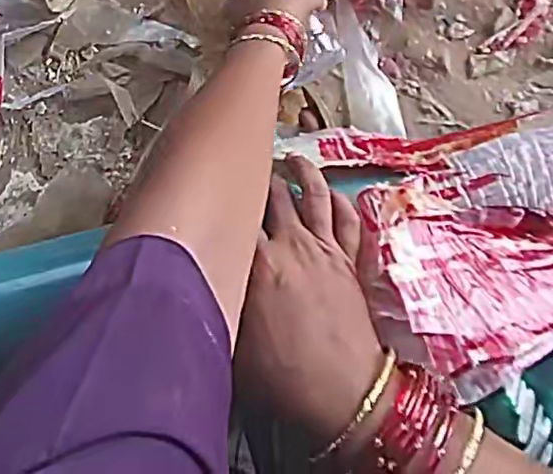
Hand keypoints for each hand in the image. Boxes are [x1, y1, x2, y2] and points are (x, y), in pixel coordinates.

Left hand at [224, 0, 325, 35]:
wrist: (270, 41)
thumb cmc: (285, 13)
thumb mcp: (304, 3)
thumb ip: (313, 0)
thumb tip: (323, 1)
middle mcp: (238, 3)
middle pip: (234, 3)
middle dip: (242, 7)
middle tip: (256, 12)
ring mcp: (234, 23)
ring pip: (235, 20)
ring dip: (244, 23)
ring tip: (260, 29)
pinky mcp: (235, 40)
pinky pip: (239, 37)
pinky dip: (246, 38)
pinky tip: (259, 42)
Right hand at [235, 156, 385, 441]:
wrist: (343, 391)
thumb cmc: (289, 378)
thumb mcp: (235, 347)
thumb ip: (220, 306)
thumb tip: (204, 291)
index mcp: (261, 263)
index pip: (240, 216)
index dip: (230, 199)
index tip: (221, 189)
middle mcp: (292, 245)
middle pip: (275, 196)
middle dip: (262, 178)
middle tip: (254, 169)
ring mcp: (324, 248)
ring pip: (314, 195)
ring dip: (303, 173)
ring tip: (294, 160)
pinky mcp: (348, 259)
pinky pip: (346, 218)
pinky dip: (340, 200)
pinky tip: (334, 192)